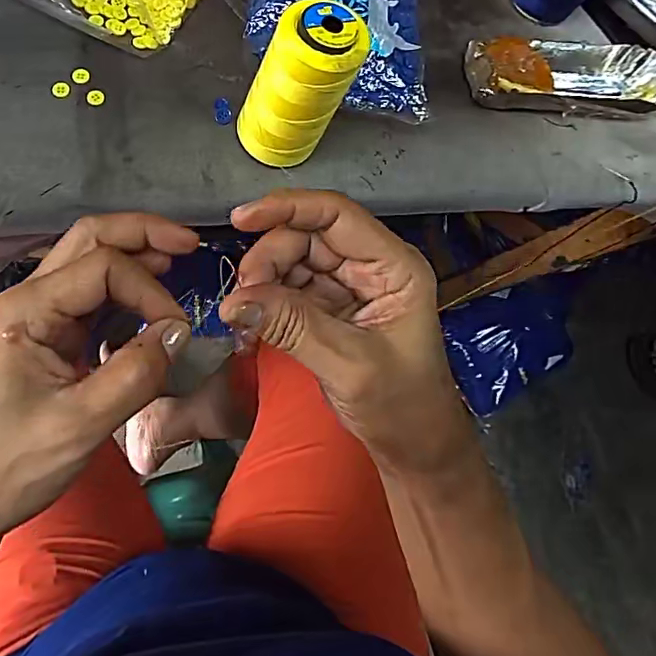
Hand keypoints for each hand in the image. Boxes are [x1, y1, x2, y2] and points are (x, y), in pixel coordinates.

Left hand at [0, 214, 197, 548]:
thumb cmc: (8, 468)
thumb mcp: (81, 424)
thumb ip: (137, 372)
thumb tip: (181, 330)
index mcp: (27, 310)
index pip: (105, 268)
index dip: (150, 291)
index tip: (176, 331)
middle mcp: (29, 299)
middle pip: (91, 239)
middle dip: (143, 234)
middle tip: (189, 243)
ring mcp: (37, 316)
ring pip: (91, 260)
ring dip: (136, 256)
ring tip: (178, 262)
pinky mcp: (49, 336)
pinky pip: (94, 295)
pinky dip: (128, 290)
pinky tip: (150, 305)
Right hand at [220, 190, 472, 476]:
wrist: (416, 448)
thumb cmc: (404, 406)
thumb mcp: (351, 366)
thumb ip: (295, 326)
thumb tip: (238, 300)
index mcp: (395, 266)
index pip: (338, 216)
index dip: (289, 208)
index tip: (242, 218)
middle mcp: (374, 266)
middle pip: (310, 236)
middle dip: (270, 256)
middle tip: (241, 294)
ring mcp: (352, 286)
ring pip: (296, 260)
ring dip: (264, 278)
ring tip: (242, 311)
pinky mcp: (333, 308)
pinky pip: (292, 289)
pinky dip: (268, 300)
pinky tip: (250, 320)